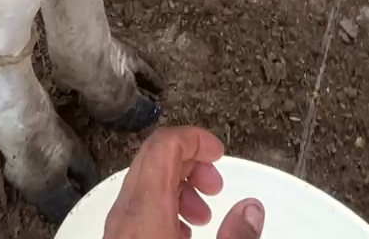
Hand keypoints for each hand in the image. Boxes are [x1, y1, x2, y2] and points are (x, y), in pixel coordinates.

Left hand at [103, 127, 264, 238]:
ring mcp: (117, 228)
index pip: (164, 145)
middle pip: (153, 158)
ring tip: (203, 210)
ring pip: (144, 182)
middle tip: (215, 179)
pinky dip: (163, 204)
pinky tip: (183, 229)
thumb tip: (251, 209)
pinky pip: (138, 207)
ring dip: (177, 184)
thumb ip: (235, 235)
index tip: (217, 150)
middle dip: (189, 160)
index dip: (194, 138)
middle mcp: (124, 213)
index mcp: (144, 208)